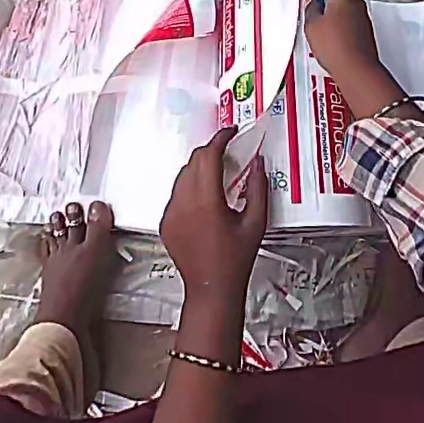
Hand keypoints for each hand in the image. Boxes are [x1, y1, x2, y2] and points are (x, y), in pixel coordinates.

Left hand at [161, 129, 268, 312]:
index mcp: (206, 201)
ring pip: (182, 175)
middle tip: (229, 151)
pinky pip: (176, 193)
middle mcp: (184, 203)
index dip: (220, 139)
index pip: (208, 155)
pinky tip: (206, 198)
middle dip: (211, 151)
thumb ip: (258, 188)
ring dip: (199, 168)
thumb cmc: (235, 261)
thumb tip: (258, 163)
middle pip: (193, 161)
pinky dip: (190, 186)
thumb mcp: (255, 222)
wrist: (211, 290)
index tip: (230, 132)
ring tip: (219, 174)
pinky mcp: (166, 222)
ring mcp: (171, 212)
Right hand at [302, 0, 381, 81]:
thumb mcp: (312, 26)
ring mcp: (361, 17)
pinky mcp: (364, 30)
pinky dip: (338, 24)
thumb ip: (311, 9)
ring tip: (319, 27)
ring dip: (331, 13)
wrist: (357, 69)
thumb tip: (314, 3)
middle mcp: (353, 3)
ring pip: (342, 8)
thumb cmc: (336, 47)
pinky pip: (347, 21)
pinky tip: (330, 36)